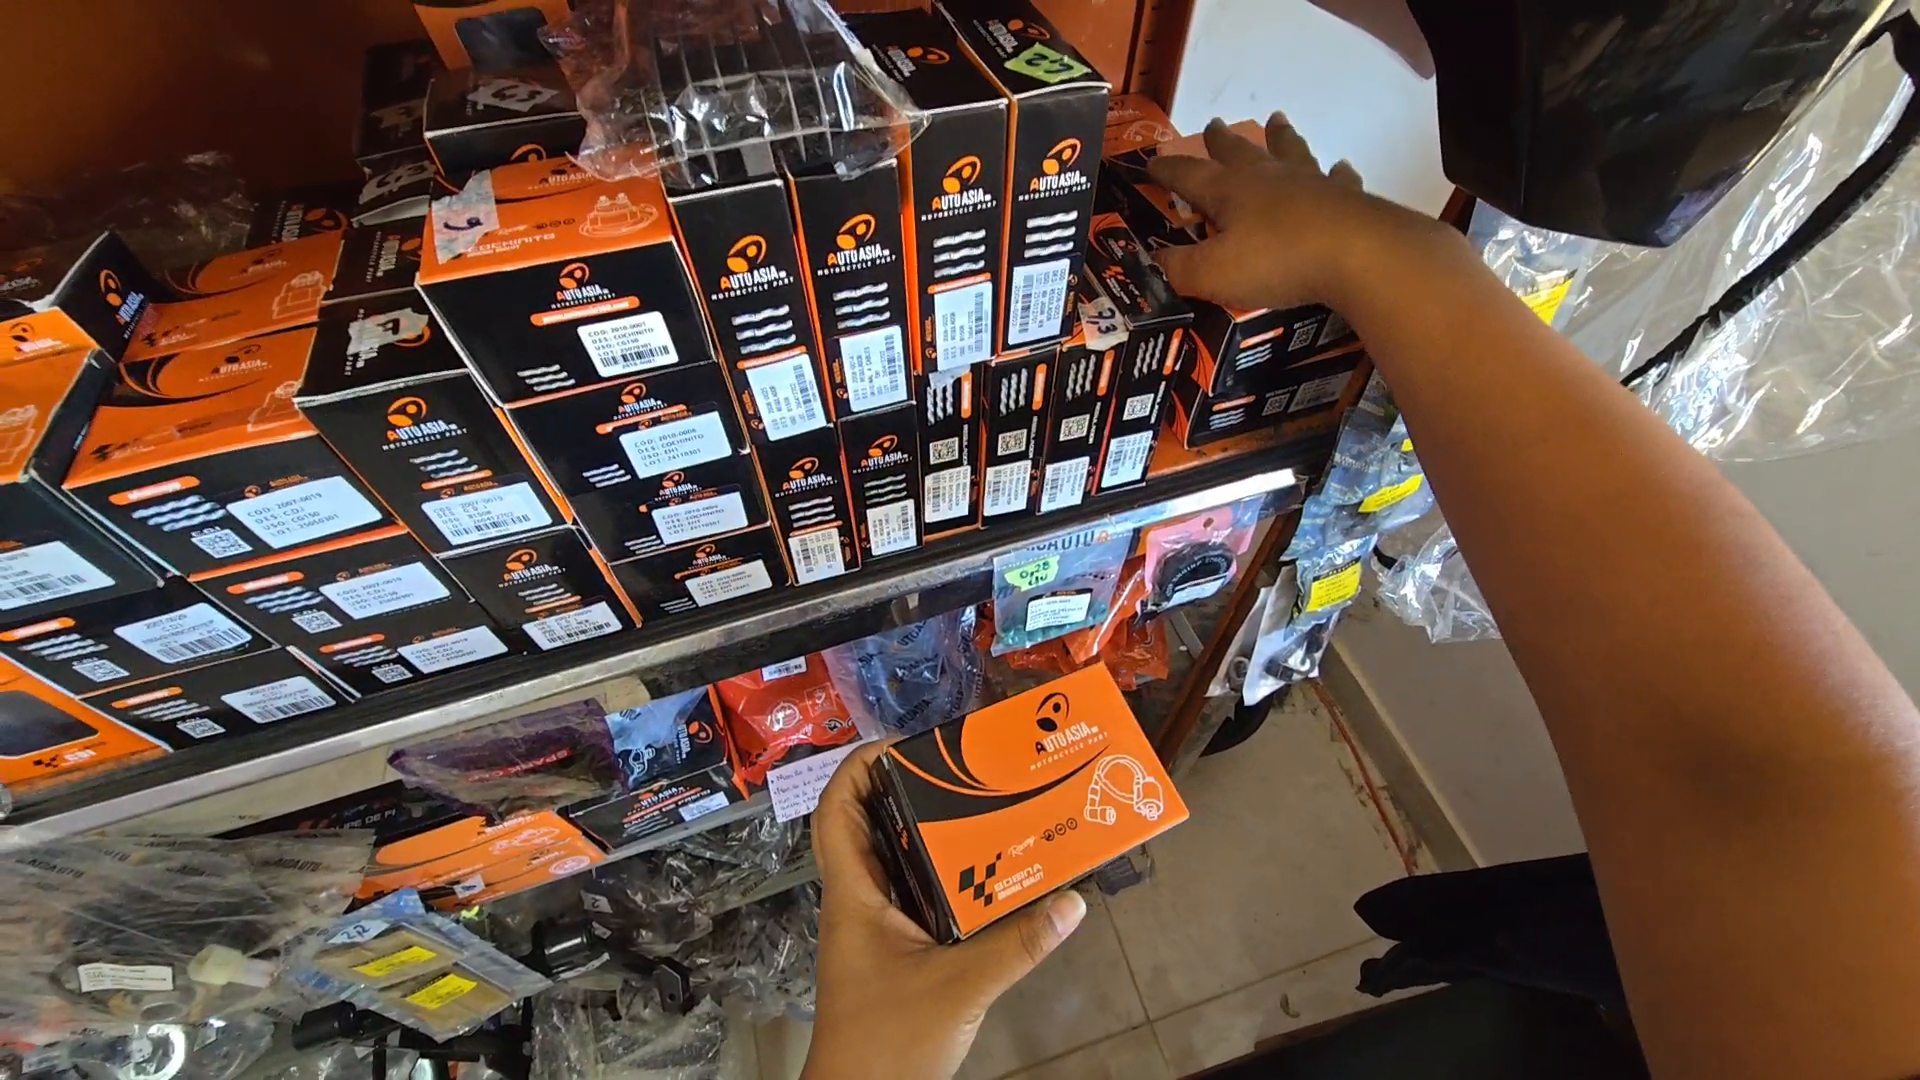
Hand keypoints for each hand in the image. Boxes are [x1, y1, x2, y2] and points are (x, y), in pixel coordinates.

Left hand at [800, 741, 1087, 1079]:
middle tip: (946, 766)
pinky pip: (905, 890)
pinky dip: (929, 868)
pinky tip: (971, 868)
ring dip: (912, 826)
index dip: (857, 768)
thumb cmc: (890, 1039)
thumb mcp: (959, 988)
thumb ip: (1016, 945)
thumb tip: (1073, 902)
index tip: (899, 744)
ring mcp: (868, 924)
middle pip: (859, 823)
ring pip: (883, 856)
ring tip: (963, 802)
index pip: (836, 811)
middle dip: (893, 786)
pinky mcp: (887, 947)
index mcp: (853, 892)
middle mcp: (855, 898)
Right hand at [1147, 113, 1454, 312]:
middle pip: (1239, 153)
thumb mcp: (1212, 273)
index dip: (1168, 171)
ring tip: (1277, 121)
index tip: (1151, 163)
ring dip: (1279, 137)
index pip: (1189, 175)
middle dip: (1221, 141)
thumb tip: (1152, 259)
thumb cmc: (1276, 261)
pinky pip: (1337, 178)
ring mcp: (1309, 183)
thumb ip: (1178, 268)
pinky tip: (1338, 166)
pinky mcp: (1345, 198)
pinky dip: (1334, 172)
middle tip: (1213, 125)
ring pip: (1289, 152)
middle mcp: (1268, 178)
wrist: (1357, 255)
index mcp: (1229, 192)